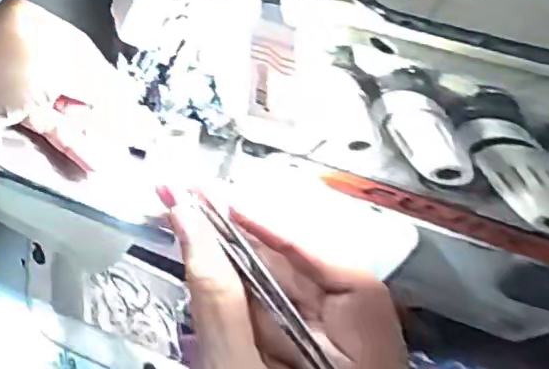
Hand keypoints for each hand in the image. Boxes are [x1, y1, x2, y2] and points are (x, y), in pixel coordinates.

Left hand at [0, 0, 145, 175]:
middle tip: (135, 131)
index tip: (134, 104)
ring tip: (121, 148)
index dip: (108, 77)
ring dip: (87, 124)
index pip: (80, 46)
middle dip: (102, 103)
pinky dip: (67, 136)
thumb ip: (95, 87)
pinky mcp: (5, 105)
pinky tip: (91, 158)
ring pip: (59, 99)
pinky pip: (45, 119)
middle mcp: (20, 42)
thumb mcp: (53, 69)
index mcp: (29, 19)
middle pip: (72, 73)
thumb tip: (133, 110)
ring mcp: (11, 75)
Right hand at [171, 196, 408, 368]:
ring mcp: (332, 360)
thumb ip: (214, 294)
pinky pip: (270, 309)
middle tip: (193, 196)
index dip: (289, 235)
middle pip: (310, 277)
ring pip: (283, 289)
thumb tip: (186, 215)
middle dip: (246, 234)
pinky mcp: (300, 362)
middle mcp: (360, 360)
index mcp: (365, 365)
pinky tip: (197, 251)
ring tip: (182, 212)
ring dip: (230, 250)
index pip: (349, 279)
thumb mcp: (234, 367)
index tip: (233, 207)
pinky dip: (232, 280)